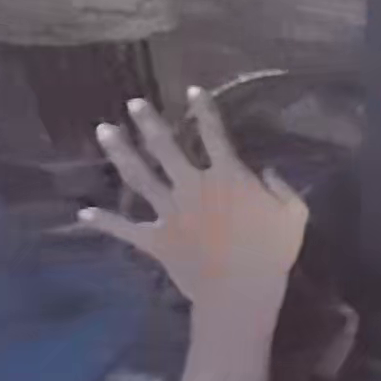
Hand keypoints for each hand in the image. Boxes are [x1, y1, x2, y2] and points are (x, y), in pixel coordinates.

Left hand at [80, 89, 307, 306]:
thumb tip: (266, 171)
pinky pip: (125, 228)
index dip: (205, 110)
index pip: (215, 135)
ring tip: (104, 130)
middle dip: (149, 123)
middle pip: (166, 148)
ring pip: (139, 176)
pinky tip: (85, 214)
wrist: (240, 290)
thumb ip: (283, 188)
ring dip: (120, 152)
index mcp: (229, 177)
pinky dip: (104, 222)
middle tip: (134, 103)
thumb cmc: (273, 250)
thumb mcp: (295, 214)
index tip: (193, 90)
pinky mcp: (156, 239)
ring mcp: (170, 212)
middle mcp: (193, 186)